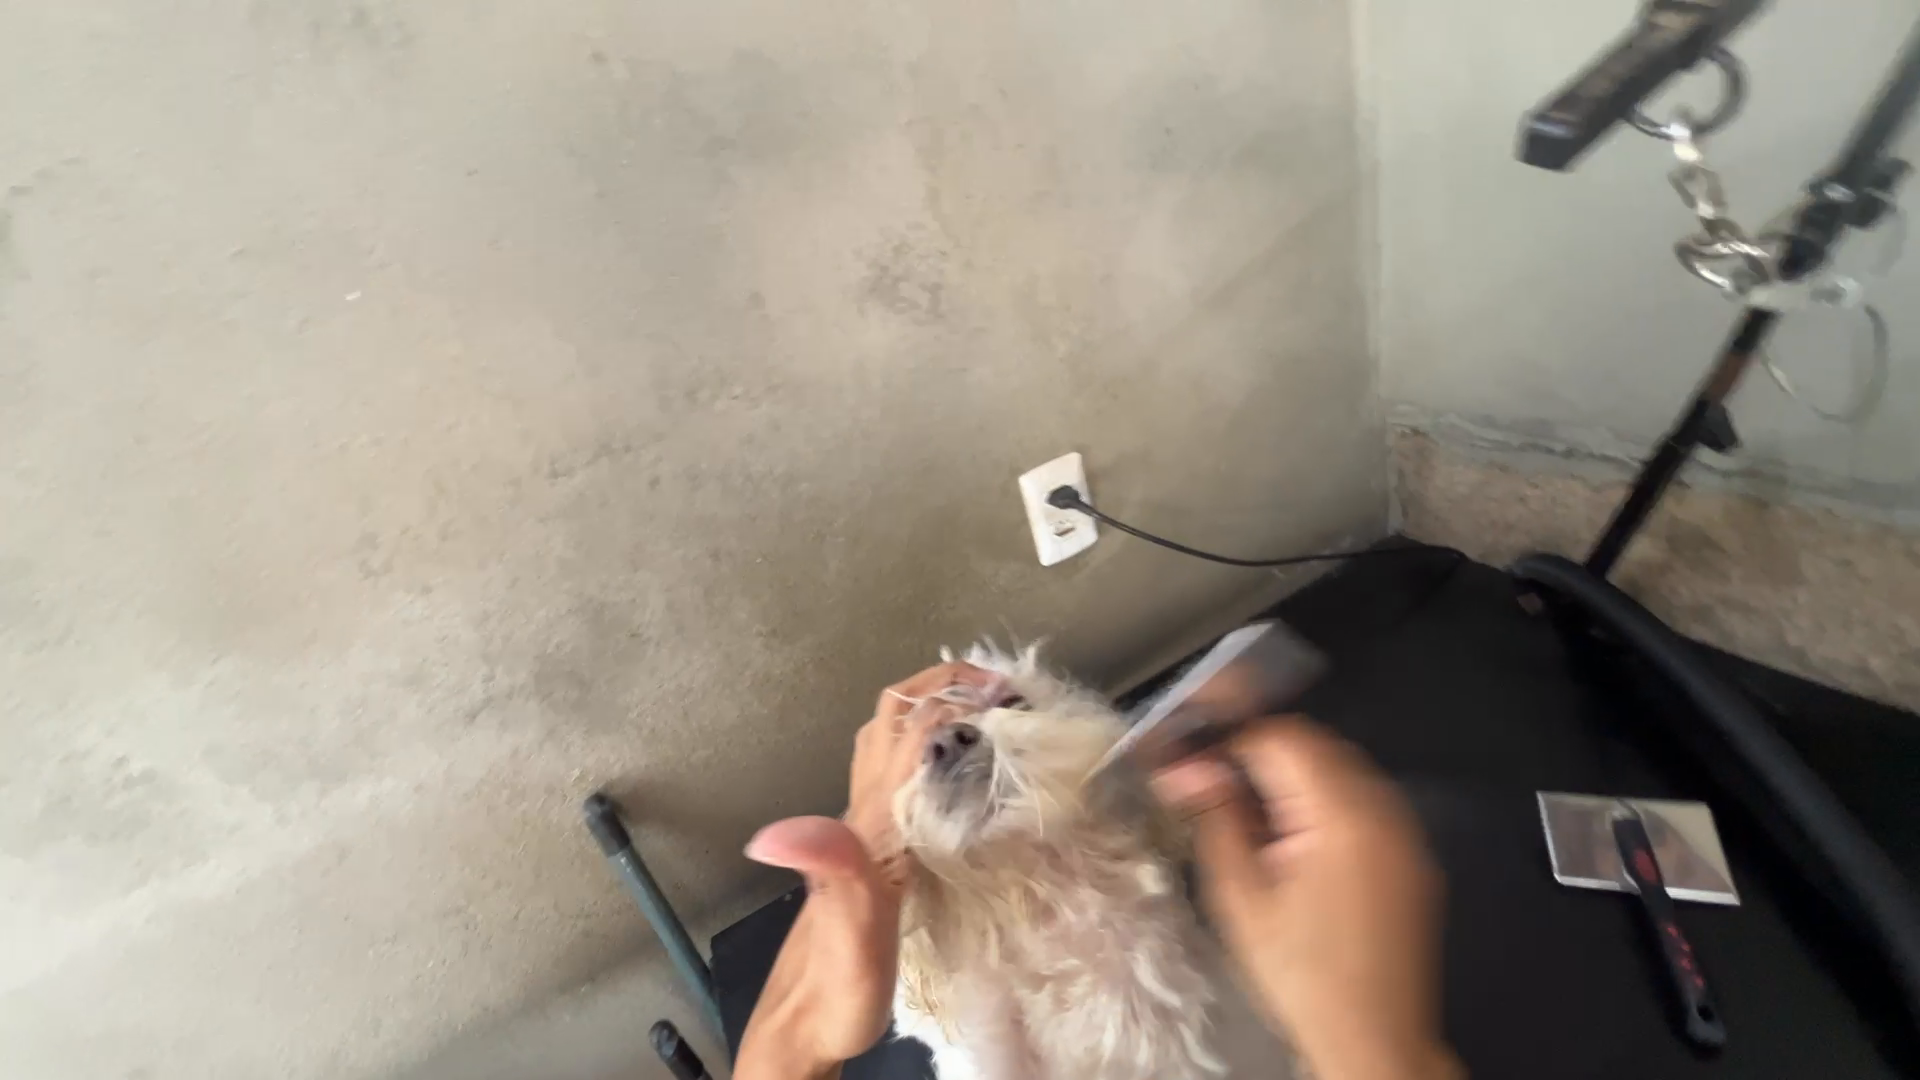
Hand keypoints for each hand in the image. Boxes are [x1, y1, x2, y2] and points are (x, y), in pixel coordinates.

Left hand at [735, 662, 991, 1079]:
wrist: (805, 1021)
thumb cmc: (840, 986)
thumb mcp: (851, 940)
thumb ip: (834, 879)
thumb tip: (778, 831)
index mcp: (874, 817)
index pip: (915, 729)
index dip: (963, 700)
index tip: (1014, 699)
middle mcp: (863, 804)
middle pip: (893, 712)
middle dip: (944, 682)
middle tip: (1000, 687)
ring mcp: (861, 817)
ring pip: (886, 731)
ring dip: (928, 700)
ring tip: (978, 705)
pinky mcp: (868, 835)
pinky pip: (893, 761)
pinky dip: (922, 735)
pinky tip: (948, 760)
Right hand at [1153, 720, 1462, 1079]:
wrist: (1374, 1043)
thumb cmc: (1297, 970)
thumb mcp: (1238, 893)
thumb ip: (1215, 815)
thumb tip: (1186, 765)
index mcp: (1340, 818)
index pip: (1279, 739)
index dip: (1229, 742)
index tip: (1195, 767)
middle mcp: (1382, 810)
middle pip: (1311, 741)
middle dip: (1257, 751)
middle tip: (1215, 784)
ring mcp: (1404, 829)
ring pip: (1337, 761)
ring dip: (1288, 768)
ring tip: (1248, 806)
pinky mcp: (1410, 849)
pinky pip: (1360, 791)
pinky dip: (1320, 790)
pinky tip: (1292, 826)